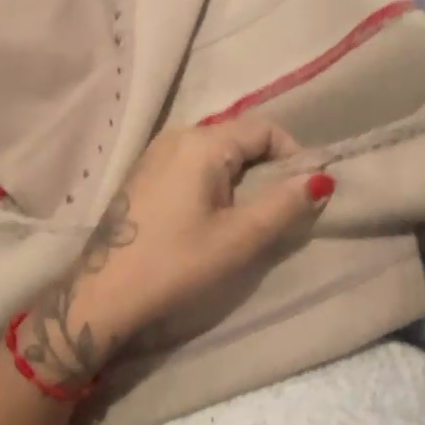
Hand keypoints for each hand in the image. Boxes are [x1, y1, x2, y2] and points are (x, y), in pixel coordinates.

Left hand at [14, 119, 333, 388]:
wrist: (104, 294)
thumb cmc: (176, 264)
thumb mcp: (239, 238)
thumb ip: (284, 203)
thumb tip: (319, 178)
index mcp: (202, 142)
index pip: (265, 129)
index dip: (294, 156)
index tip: (304, 195)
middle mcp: (177, 135)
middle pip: (240, 137)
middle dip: (267, 168)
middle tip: (279, 211)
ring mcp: (156, 153)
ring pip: (217, 153)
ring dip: (241, 179)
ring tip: (248, 218)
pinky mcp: (144, 174)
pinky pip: (193, 165)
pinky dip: (214, 184)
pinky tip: (212, 218)